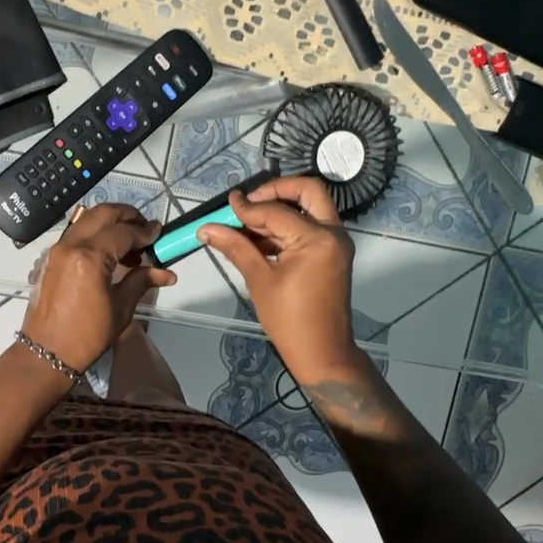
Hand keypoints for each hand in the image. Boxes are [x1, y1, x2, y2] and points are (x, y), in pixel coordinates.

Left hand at [21, 204, 176, 370]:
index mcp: (91, 258)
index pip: (124, 232)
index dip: (144, 232)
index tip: (158, 233)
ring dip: (109, 223)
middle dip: (126, 215)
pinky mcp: (49, 258)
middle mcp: (71, 246)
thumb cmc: (87, 335)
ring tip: (128, 244)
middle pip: (102, 213)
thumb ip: (141, 281)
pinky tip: (107, 254)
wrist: (47, 353)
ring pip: (86, 220)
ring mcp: (56, 250)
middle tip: (144, 227)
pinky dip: (93, 234)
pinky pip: (74, 235)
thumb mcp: (121, 308)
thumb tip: (166, 273)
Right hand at [200, 177, 363, 380]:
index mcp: (318, 239)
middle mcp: (333, 233)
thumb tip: (206, 228)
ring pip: (309, 208)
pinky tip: (258, 238)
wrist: (322, 351)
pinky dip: (286, 226)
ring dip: (279, 209)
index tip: (226, 204)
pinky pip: (310, 227)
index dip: (247, 208)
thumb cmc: (289, 320)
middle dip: (276, 190)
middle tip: (249, 201)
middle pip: (307, 192)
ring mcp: (336, 242)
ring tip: (245, 223)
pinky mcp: (332, 252)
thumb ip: (236, 247)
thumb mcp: (260, 280)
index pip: (276, 211)